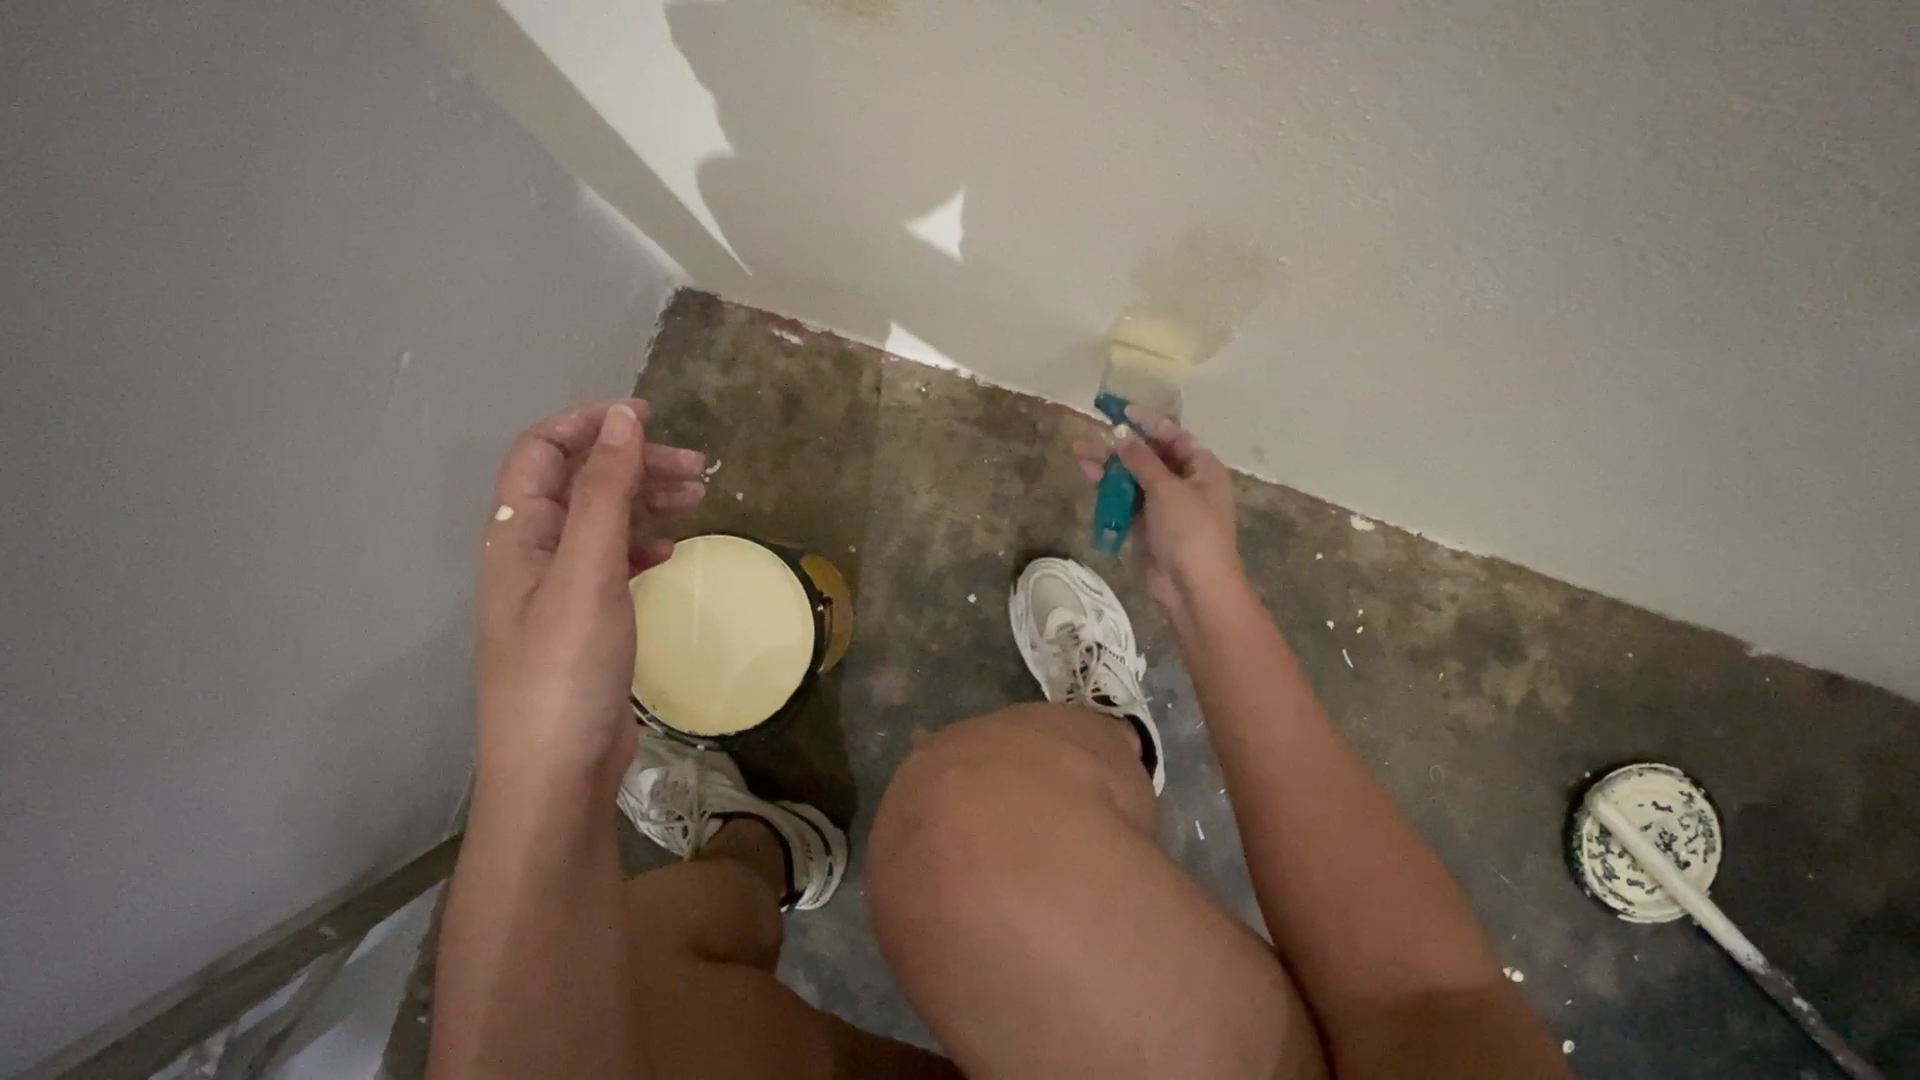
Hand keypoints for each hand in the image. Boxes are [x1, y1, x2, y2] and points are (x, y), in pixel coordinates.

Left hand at [476, 400, 706, 786]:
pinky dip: (644, 545)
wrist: (557, 771)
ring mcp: (559, 589)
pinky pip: (613, 562)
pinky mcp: (586, 620)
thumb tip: (623, 417)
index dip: (591, 425)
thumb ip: (605, 492)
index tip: (651, 419)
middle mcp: (533, 553)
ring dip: (646, 501)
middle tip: (699, 470)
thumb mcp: (587, 572)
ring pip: (602, 522)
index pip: (543, 451)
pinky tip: (671, 552)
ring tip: (699, 500)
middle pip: (580, 483)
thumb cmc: (565, 668)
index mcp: (518, 533)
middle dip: (634, 464)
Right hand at [1074, 408, 1240, 623]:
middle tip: (1091, 434)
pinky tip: (1088, 476)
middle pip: (1151, 457)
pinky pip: (1125, 501)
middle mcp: (1185, 484)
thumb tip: (1120, 433)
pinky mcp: (1146, 527)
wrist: (1193, 588)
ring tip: (1079, 452)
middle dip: (1122, 446)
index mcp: (1202, 469)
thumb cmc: (1190, 531)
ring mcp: (1164, 507)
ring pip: (1133, 479)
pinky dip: (1109, 490)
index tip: (1122, 413)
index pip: (1175, 437)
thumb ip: (1141, 460)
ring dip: (1109, 466)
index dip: (1150, 423)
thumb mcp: (1167, 489)